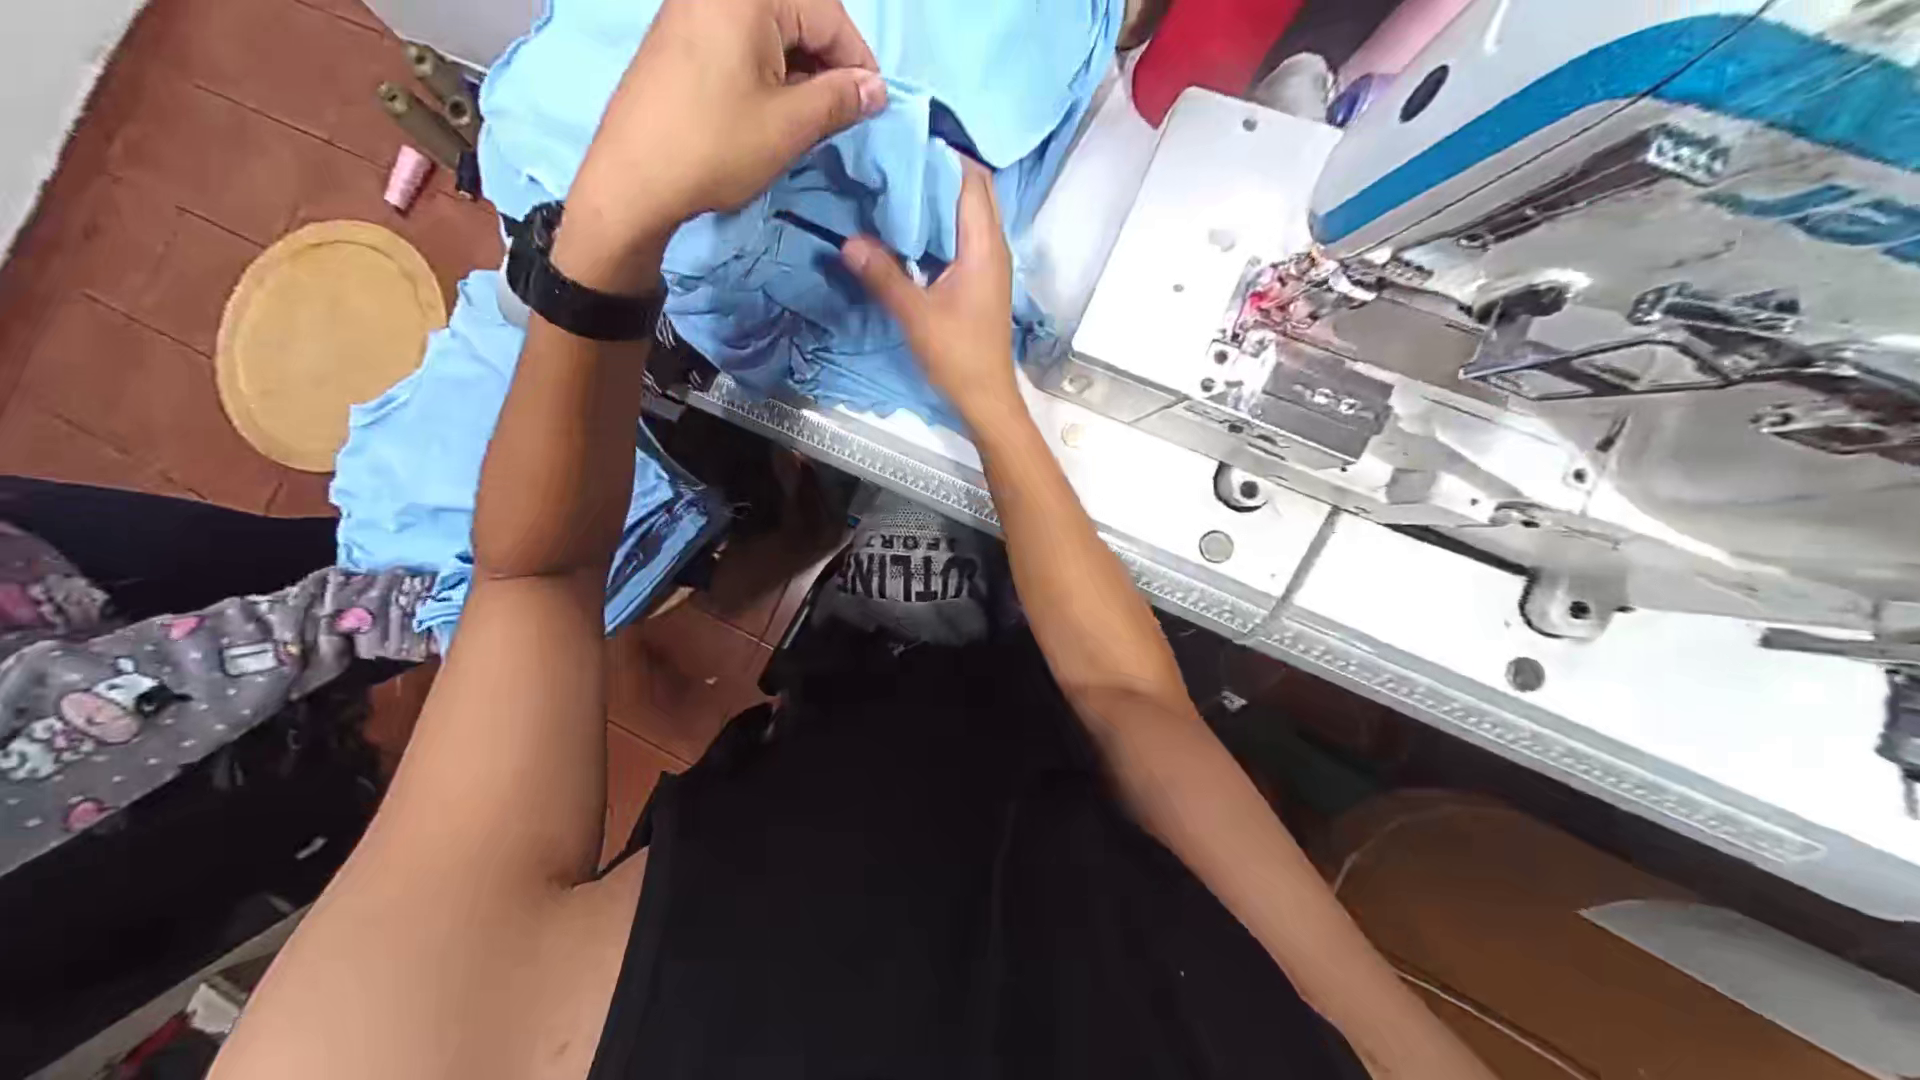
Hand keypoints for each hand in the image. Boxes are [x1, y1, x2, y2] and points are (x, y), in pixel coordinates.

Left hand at [555, 0, 886, 292]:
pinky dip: (766, 69)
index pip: (828, 13)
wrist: (634, 177)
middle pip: (798, 14)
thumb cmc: (716, 147)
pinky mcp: (679, 32)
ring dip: (798, 71)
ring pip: (770, 30)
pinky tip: (771, 108)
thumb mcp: (790, 125)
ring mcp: (692, 5)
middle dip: (826, 65)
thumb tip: (876, 88)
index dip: (858, 62)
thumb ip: (839, 99)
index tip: (873, 106)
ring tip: (807, 119)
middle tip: (840, 116)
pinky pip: (740, 38)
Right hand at [842, 161, 1020, 426]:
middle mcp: (994, 247)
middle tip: (896, 159)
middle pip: (974, 189)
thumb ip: (883, 275)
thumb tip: (848, 241)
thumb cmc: (958, 356)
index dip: (941, 152)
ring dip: (941, 196)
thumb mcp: (916, 315)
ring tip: (899, 184)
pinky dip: (942, 223)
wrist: (985, 396)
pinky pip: (965, 236)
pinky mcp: (982, 280)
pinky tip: (911, 228)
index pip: (970, 178)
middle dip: (940, 168)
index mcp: (984, 246)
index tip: (903, 138)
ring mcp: (991, 264)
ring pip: (970, 212)